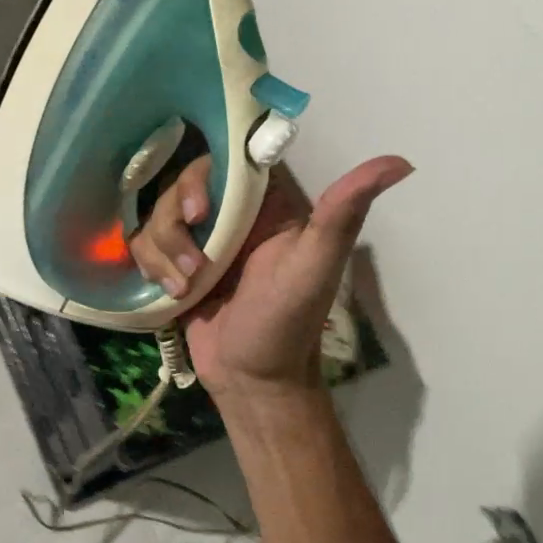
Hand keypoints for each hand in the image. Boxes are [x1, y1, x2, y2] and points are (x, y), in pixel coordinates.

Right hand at [129, 155, 412, 396]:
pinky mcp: (171, 263)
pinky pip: (142, 243)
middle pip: (177, 186)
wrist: (251, 381)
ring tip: (187, 287)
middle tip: (196, 264)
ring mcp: (196, 240)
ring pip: (155, 215)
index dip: (200, 178)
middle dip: (175, 226)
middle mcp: (228, 215)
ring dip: (164, 254)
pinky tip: (171, 292)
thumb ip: (342, 212)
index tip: (199, 211)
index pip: (223, 161)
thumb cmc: (286, 325)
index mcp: (264, 206)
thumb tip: (400, 162)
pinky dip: (150, 266)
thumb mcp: (315, 266)